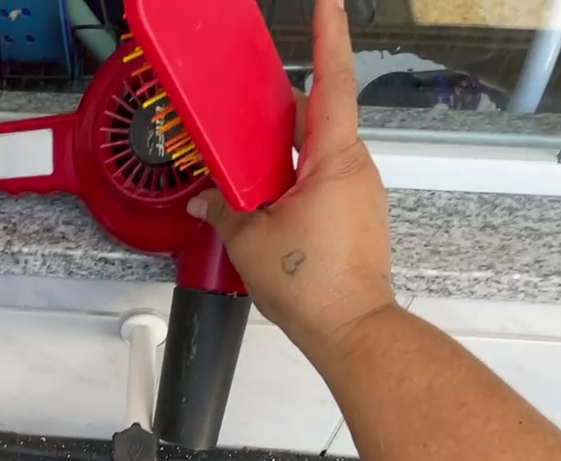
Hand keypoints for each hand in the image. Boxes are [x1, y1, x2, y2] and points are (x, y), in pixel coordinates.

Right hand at [186, 0, 396, 351]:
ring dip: (284, 160)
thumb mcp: (250, 243)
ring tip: (247, 177)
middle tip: (248, 116)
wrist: (348, 328)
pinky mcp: (356, 219)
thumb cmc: (311, 286)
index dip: (330, 35)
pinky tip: (268, 209)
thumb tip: (201, 201)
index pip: (334, 81)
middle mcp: (354, 169)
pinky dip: (295, 187)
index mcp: (333, 161)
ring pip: (318, 158)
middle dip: (282, 116)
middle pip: (318, 120)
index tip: (326, 2)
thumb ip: (222, 212)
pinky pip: (324, 186)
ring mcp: (359, 195)